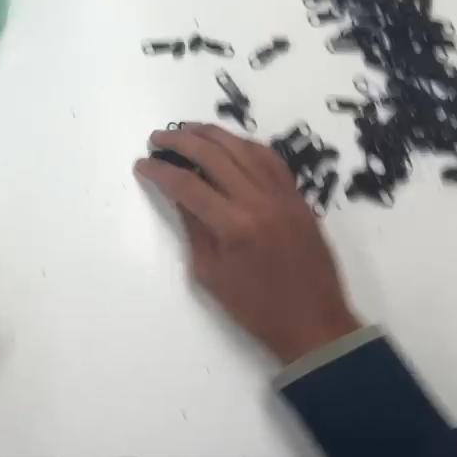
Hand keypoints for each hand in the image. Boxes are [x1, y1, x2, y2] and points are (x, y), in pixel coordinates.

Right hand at [134, 124, 360, 363]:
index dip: (159, 170)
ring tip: (186, 130)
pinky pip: (269, 158)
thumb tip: (177, 192)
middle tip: (156, 138)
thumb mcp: (210, 272)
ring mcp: (282, 196)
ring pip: (242, 148)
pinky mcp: (297, 197)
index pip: (186, 185)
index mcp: (234, 226)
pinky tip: (227, 144)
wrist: (316, 325)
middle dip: (179, 141)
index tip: (141, 164)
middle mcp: (259, 201)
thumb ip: (193, 226)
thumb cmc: (256, 308)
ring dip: (210, 134)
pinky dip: (244, 145)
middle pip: (213, 155)